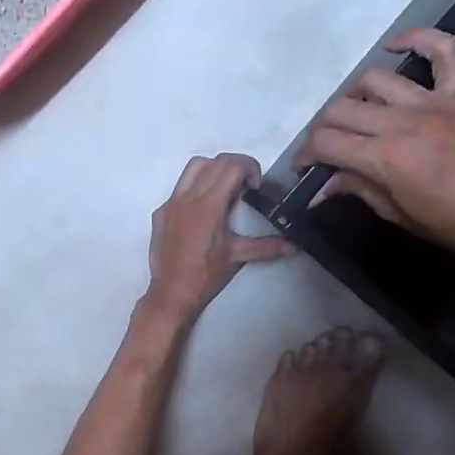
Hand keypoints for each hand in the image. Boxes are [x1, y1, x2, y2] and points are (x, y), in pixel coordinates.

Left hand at [146, 153, 293, 319]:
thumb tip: (294, 246)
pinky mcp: (161, 212)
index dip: (250, 168)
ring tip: (224, 191)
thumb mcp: (237, 257)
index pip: (231, 165)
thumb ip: (267, 247)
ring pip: (194, 167)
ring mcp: (170, 202)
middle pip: (215, 161)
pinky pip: (180, 187)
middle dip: (235, 167)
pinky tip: (203, 211)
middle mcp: (187, 196)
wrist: (171, 293)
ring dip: (214, 169)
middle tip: (245, 188)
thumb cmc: (206, 275)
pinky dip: (196, 187)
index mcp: (208, 204)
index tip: (255, 187)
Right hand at [299, 28, 454, 268]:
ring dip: (355, 97)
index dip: (306, 156)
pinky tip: (396, 46)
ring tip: (356, 116)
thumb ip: (359, 190)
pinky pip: (443, 50)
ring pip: (376, 80)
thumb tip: (323, 188)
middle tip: (327, 150)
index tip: (305, 168)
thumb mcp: (400, 216)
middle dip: (324, 131)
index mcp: (385, 158)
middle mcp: (403, 121)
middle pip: (342, 109)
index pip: (326, 143)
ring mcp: (434, 101)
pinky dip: (419, 39)